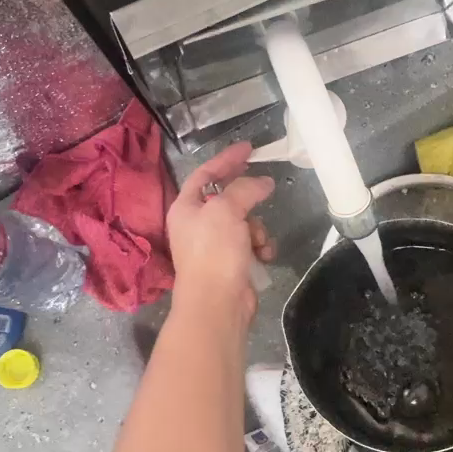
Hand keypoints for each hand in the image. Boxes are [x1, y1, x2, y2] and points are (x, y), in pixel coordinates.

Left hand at [169, 142, 275, 322]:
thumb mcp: (226, 210)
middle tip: (267, 189)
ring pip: (245, 222)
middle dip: (248, 199)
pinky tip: (263, 256)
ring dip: (258, 228)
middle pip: (228, 198)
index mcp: (186, 208)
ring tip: (258, 242)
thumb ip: (245, 189)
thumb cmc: (214, 251)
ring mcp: (215, 245)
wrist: (217, 303)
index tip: (249, 148)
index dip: (226, 159)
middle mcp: (197, 224)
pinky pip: (252, 244)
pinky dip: (261, 247)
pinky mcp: (232, 263)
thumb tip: (264, 182)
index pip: (205, 174)